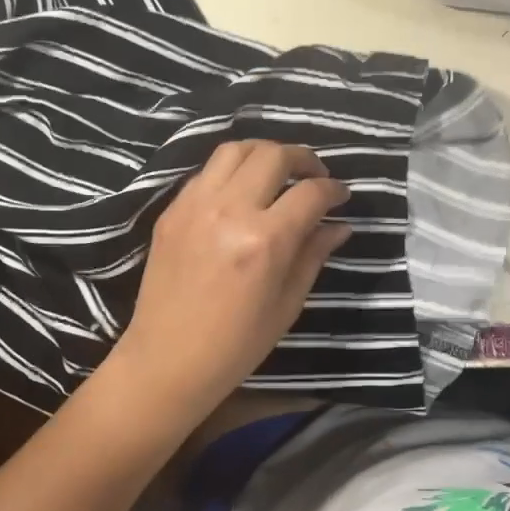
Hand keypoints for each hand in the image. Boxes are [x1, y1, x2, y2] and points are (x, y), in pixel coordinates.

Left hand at [115, 141, 350, 412]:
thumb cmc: (237, 344)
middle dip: (303, 158)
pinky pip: (206, 172)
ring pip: (235, 149)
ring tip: (277, 173)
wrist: (167, 360)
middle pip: (273, 155)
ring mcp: (195, 206)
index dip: (334, 190)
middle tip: (314, 176)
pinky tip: (241, 193)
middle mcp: (229, 210)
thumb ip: (313, 255)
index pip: (310, 193)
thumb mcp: (288, 304)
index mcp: (265, 241)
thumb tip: (339, 226)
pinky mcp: (171, 211)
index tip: (341, 196)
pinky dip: (231, 171)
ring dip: (264, 153)